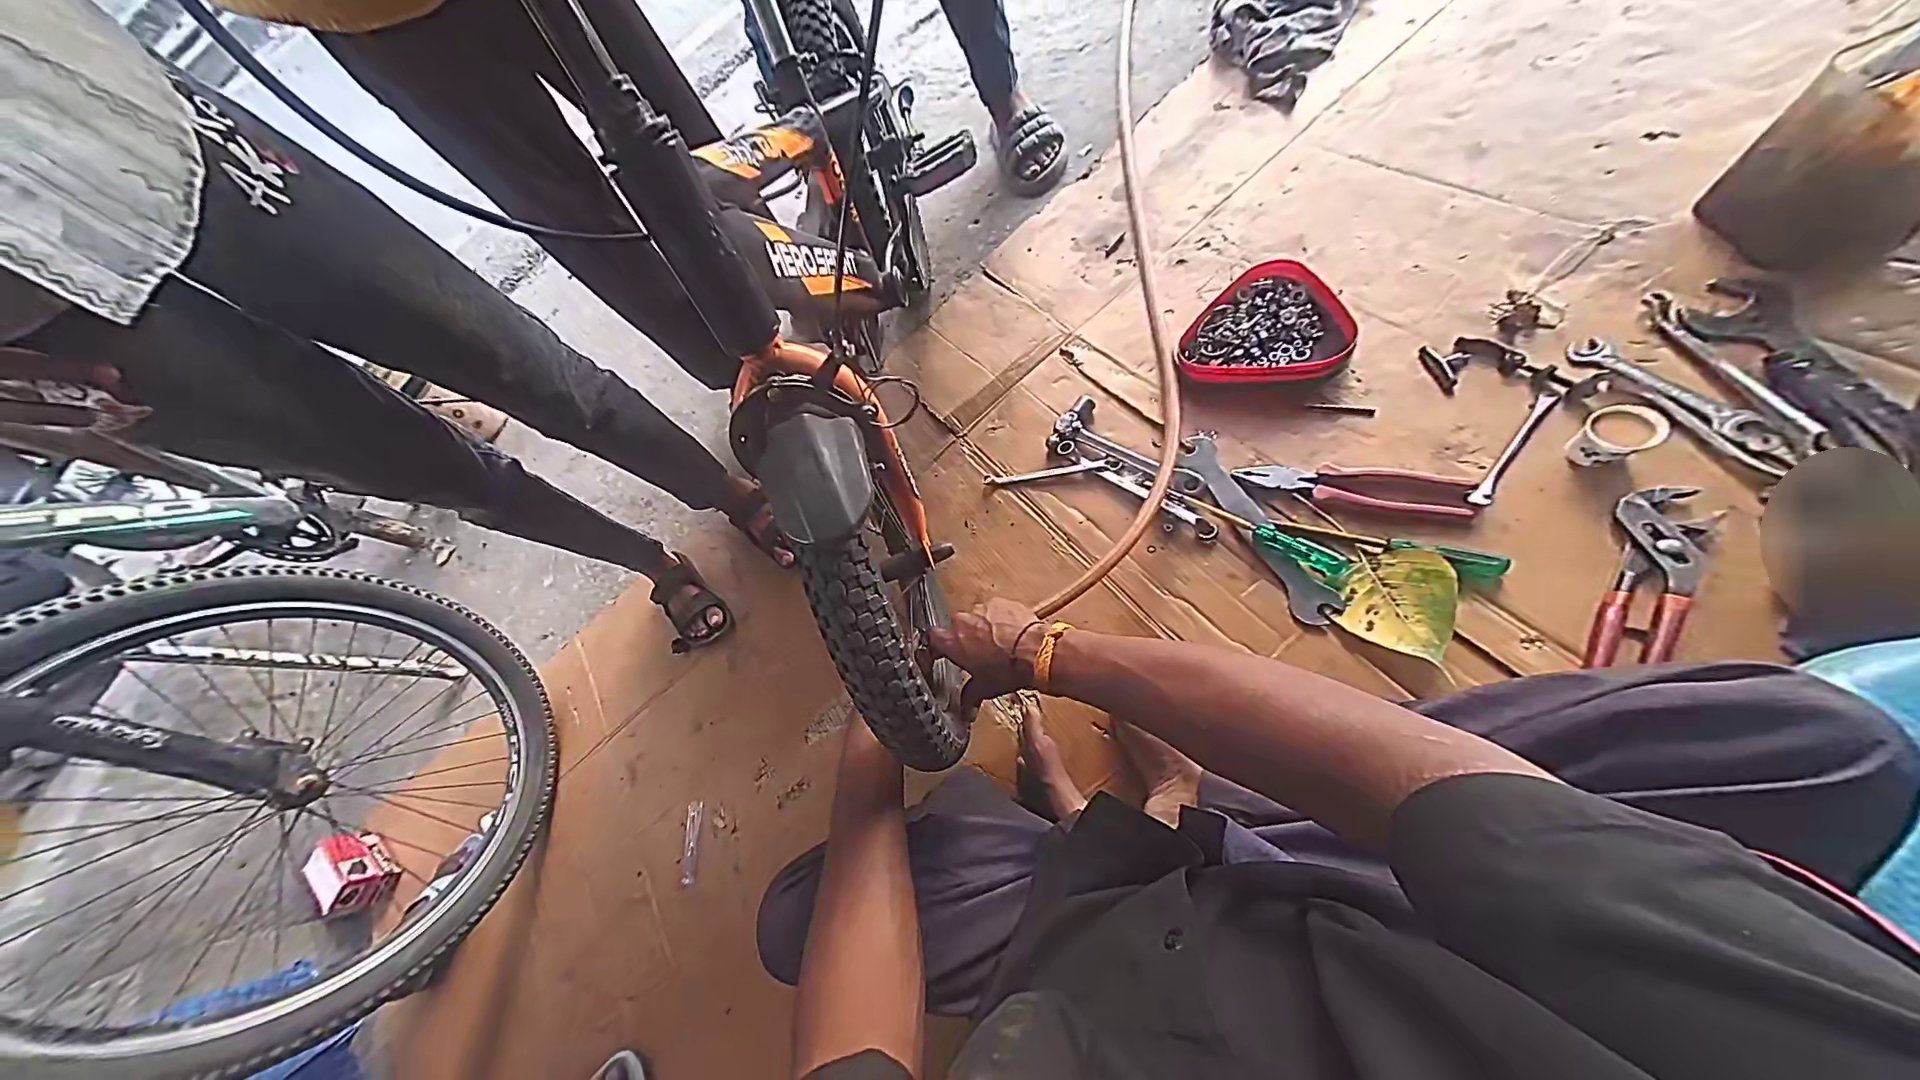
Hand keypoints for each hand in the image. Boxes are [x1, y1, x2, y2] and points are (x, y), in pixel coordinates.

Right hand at [928, 598, 1043, 714]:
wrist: (1036, 651)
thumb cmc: (1008, 668)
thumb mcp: (985, 687)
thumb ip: (970, 697)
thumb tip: (966, 711)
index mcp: (952, 641)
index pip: (932, 639)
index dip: (937, 647)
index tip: (941, 653)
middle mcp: (963, 621)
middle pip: (956, 628)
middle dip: (964, 639)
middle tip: (976, 652)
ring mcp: (981, 609)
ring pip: (976, 618)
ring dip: (982, 628)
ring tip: (996, 644)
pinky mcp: (1000, 602)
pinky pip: (994, 610)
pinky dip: (999, 620)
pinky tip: (1009, 634)